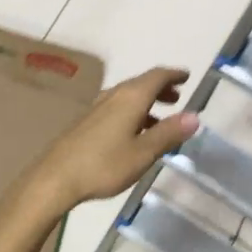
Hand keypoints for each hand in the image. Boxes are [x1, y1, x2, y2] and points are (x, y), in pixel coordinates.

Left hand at [27, 67, 200, 211]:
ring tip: (161, 118)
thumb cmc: (104, 164)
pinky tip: (135, 133)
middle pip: (142, 83)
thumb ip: (168, 133)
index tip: (187, 76)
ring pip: (129, 95)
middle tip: (177, 97)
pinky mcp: (89, 121)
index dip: (173, 75)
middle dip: (161, 88)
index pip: (156, 76)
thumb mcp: (143, 153)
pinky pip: (118, 106)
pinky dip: (134, 111)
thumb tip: (194, 116)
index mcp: (131, 97)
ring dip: (147, 101)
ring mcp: (99, 107)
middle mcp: (114, 95)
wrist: (57, 176)